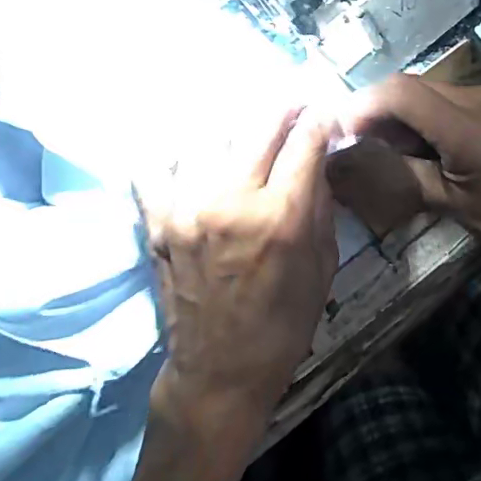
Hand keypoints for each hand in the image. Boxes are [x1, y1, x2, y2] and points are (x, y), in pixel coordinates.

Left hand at [138, 107, 337, 480]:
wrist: (220, 371)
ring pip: (209, 134)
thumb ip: (321, 205)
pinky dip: (175, 154)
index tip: (323, 115)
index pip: (304, 141)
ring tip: (245, 133)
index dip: (319, 120)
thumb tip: (316, 160)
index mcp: (281, 217)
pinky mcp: (158, 220)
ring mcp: (188, 207)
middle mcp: (232, 201)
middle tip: (292, 109)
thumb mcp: (323, 266)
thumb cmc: (283, 324)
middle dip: (283, 109)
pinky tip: (194, 156)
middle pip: (259, 125)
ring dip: (234, 127)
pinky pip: (157, 165)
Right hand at [342, 75, 480, 274]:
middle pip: (410, 85)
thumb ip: (401, 169)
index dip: (365, 105)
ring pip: (424, 87)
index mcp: (469, 130)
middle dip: (376, 107)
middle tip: (355, 137)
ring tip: (383, 142)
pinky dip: (419, 111)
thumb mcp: (446, 200)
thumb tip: (357, 152)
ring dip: (397, 109)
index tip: (343, 129)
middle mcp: (480, 100)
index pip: (403, 94)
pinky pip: (443, 95)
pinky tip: (415, 139)